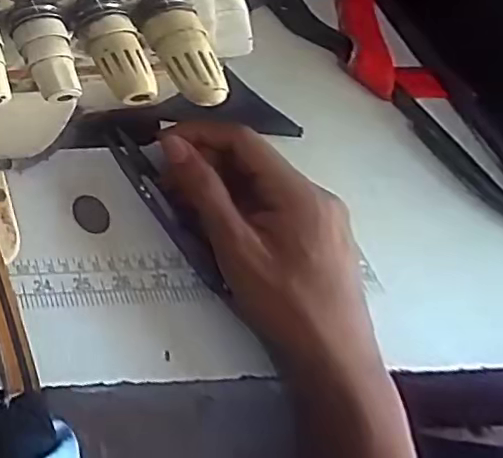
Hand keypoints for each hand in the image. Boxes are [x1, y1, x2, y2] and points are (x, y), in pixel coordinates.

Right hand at [158, 122, 379, 375]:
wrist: (338, 369)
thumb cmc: (287, 308)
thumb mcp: (234, 244)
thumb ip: (202, 188)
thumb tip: (173, 145)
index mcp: (300, 192)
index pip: (242, 139)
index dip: (198, 134)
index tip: (164, 143)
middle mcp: (314, 195)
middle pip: (249, 159)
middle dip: (204, 162)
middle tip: (168, 179)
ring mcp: (319, 215)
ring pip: (256, 181)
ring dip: (217, 184)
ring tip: (185, 204)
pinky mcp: (316, 234)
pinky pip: (268, 202)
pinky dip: (237, 203)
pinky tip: (215, 222)